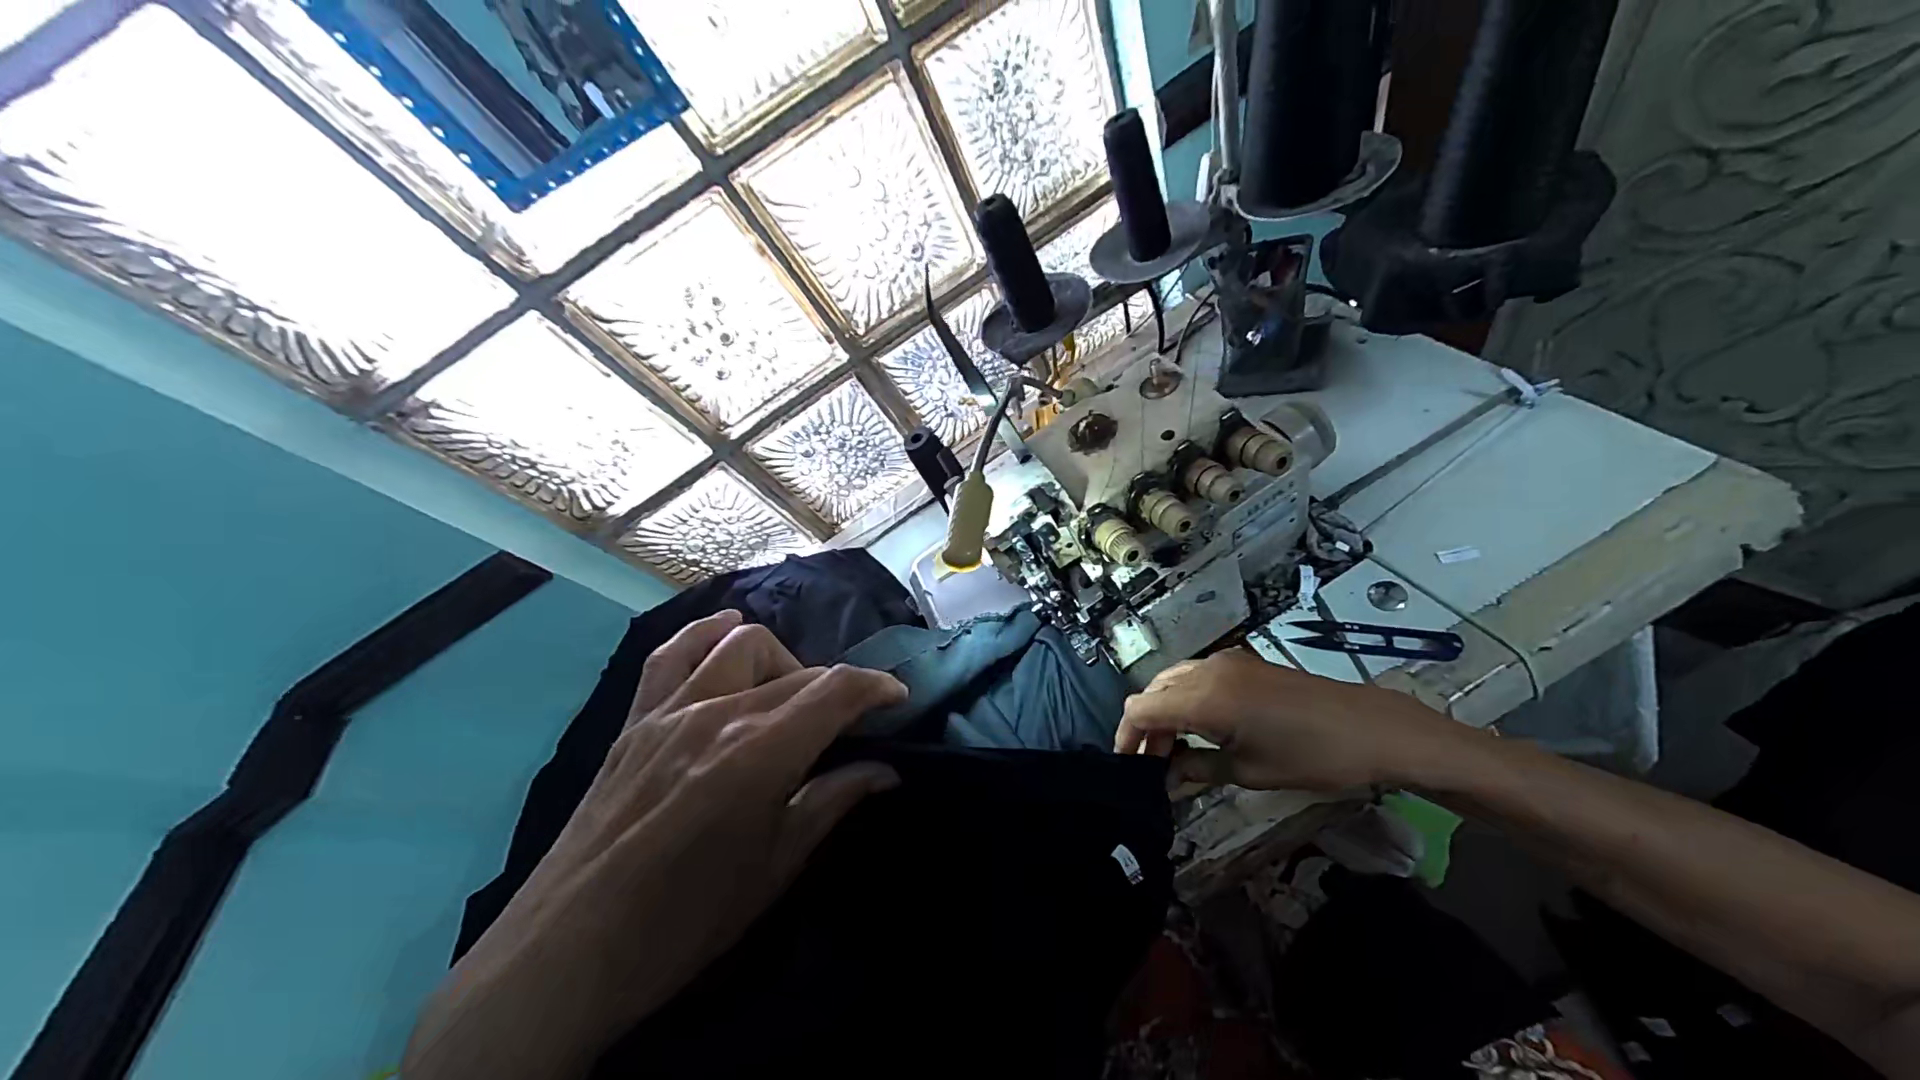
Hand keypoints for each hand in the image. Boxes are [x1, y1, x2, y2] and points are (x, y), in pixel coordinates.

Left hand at [403, 610, 906, 1079]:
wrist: (569, 951)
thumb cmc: (686, 920)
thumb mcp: (775, 868)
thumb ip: (832, 802)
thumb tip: (885, 771)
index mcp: (758, 753)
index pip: (835, 690)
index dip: (876, 686)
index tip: (897, 699)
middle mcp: (717, 713)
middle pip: (798, 671)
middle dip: (837, 689)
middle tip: (849, 725)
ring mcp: (670, 710)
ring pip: (740, 643)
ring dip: (781, 659)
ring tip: (788, 697)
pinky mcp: (635, 719)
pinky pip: (672, 653)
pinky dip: (706, 633)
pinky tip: (725, 631)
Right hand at [1116, 648, 1472, 793]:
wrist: (1372, 728)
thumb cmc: (1312, 756)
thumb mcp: (1249, 770)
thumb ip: (1198, 769)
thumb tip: (1167, 777)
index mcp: (1204, 697)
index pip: (1141, 708)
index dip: (1127, 736)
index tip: (1128, 765)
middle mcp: (1207, 670)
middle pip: (1154, 690)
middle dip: (1147, 726)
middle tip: (1157, 764)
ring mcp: (1227, 662)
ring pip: (1174, 680)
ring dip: (1167, 711)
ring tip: (1178, 750)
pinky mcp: (1244, 662)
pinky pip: (1198, 676)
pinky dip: (1188, 699)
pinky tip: (1204, 727)